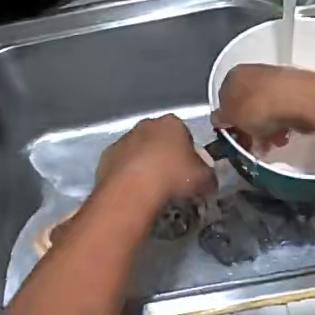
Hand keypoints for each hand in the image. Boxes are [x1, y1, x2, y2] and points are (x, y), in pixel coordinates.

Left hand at [96, 115, 216, 204]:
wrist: (133, 190)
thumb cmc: (173, 177)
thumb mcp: (205, 179)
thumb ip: (208, 175)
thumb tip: (208, 179)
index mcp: (172, 123)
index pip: (184, 133)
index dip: (188, 152)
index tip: (189, 170)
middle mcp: (145, 125)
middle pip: (159, 139)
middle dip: (164, 155)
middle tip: (170, 179)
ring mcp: (123, 139)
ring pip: (138, 150)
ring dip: (144, 164)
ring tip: (150, 188)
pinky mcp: (106, 156)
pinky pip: (121, 164)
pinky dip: (127, 174)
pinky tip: (133, 190)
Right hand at [211, 64, 314, 152]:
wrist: (299, 101)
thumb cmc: (261, 104)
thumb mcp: (230, 117)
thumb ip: (221, 119)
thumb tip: (219, 119)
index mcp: (234, 74)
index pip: (224, 98)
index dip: (227, 119)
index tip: (232, 134)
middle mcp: (255, 73)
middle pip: (247, 105)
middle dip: (248, 128)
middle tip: (251, 143)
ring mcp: (277, 81)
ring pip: (266, 111)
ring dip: (266, 130)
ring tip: (269, 143)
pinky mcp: (296, 92)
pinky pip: (284, 113)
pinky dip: (282, 126)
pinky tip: (283, 136)